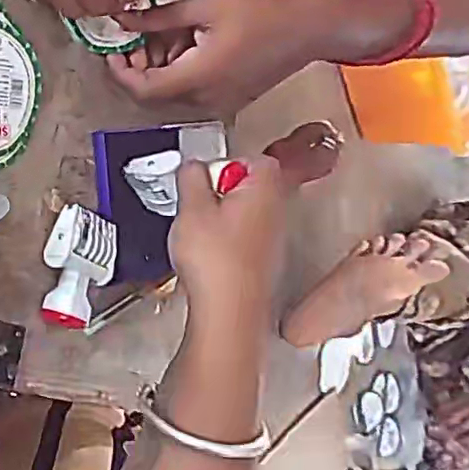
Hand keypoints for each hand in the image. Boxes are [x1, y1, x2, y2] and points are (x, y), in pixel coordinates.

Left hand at [106, 0, 326, 112]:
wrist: (313, 29)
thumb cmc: (263, 13)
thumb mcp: (205, 7)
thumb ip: (158, 19)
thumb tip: (121, 20)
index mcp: (195, 80)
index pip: (140, 88)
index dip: (119, 70)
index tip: (114, 47)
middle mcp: (201, 102)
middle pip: (150, 93)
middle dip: (139, 64)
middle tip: (143, 33)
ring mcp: (214, 106)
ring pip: (167, 93)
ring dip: (158, 66)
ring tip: (172, 32)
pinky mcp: (224, 103)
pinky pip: (186, 93)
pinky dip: (177, 71)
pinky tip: (189, 43)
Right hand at [168, 155, 295, 332]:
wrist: (228, 311)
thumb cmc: (216, 262)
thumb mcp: (190, 207)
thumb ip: (191, 177)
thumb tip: (192, 167)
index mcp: (265, 188)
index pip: (253, 158)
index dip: (225, 164)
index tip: (204, 178)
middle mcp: (277, 210)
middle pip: (250, 185)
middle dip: (220, 191)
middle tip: (198, 205)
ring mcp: (273, 238)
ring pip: (245, 212)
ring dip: (221, 217)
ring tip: (199, 232)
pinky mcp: (264, 261)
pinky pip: (243, 237)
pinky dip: (225, 240)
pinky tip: (207, 254)